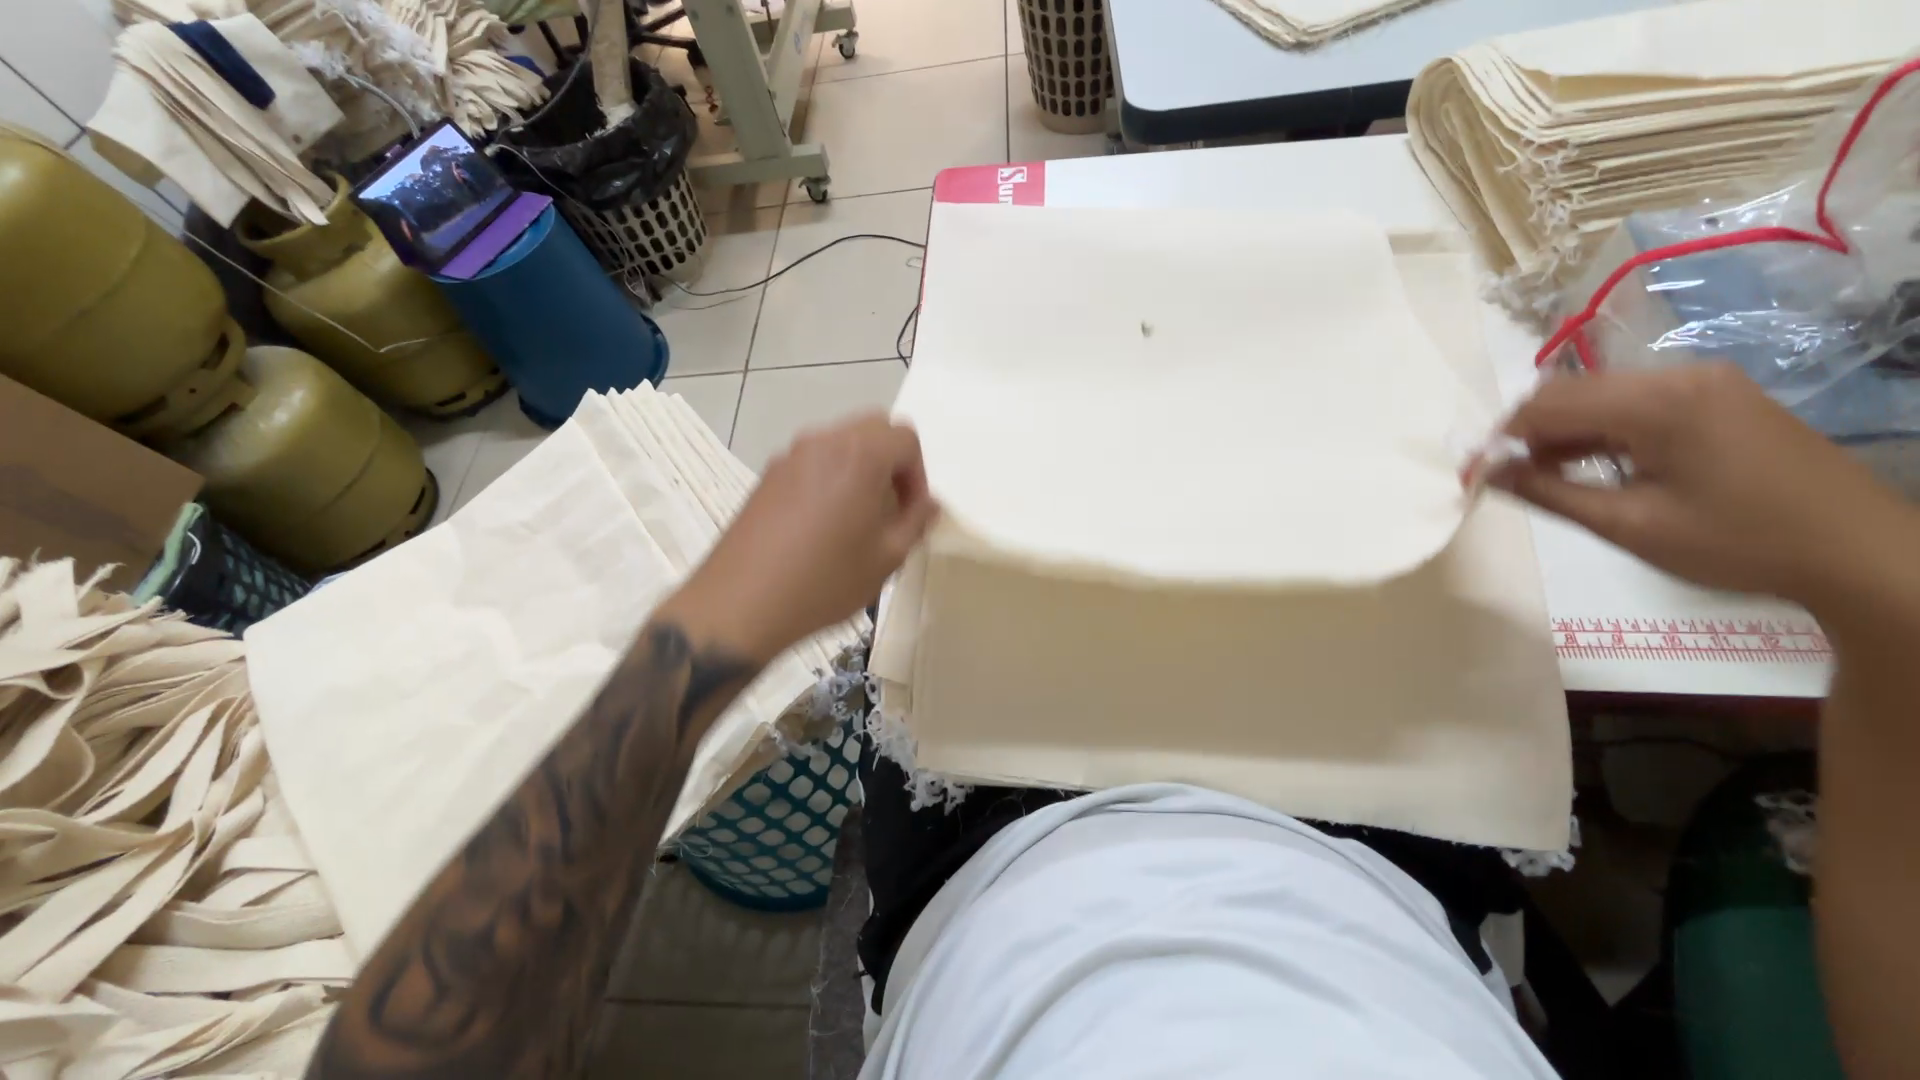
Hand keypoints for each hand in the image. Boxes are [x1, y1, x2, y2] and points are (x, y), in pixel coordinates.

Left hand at [661, 414, 938, 662]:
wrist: (741, 603)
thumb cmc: (824, 581)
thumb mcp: (886, 558)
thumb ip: (915, 522)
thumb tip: (928, 504)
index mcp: (860, 454)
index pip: (905, 438)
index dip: (919, 475)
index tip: (912, 513)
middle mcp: (824, 442)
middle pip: (873, 430)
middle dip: (892, 464)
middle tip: (890, 510)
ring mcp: (790, 456)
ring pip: (841, 444)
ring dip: (860, 470)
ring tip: (856, 521)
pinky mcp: (768, 476)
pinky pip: (813, 462)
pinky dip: (831, 479)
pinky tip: (822, 528)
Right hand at [1488, 364, 1916, 610]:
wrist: (1856, 551)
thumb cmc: (1736, 542)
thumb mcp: (1629, 525)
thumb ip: (1549, 492)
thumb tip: (1488, 474)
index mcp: (1658, 402)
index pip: (1549, 404)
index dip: (1504, 438)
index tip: (1477, 474)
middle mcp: (1680, 376)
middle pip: (1574, 391)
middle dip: (1532, 432)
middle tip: (1511, 479)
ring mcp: (1706, 382)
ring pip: (1604, 396)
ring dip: (1567, 431)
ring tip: (1552, 477)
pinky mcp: (1721, 396)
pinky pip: (1639, 402)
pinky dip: (1605, 430)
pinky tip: (1601, 464)